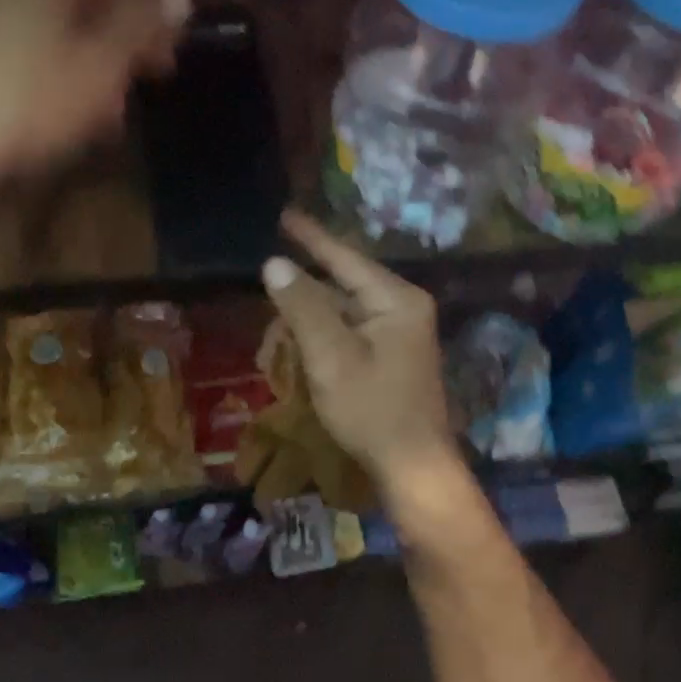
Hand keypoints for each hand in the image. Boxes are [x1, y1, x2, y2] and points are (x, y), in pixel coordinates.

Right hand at [260, 211, 455, 488]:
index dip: (310, 236)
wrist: (414, 467)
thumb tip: (274, 263)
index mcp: (396, 299)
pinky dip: (323, 331)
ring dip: (310, 310)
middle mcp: (403, 307)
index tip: (283, 214)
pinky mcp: (392, 355)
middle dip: (304, 280)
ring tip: (273, 305)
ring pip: (344, 307)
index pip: (345, 257)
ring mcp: (400, 332)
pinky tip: (297, 337)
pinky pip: (350, 329)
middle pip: (345, 281)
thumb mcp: (331, 357)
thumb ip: (303, 306)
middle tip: (265, 267)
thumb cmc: (373, 410)